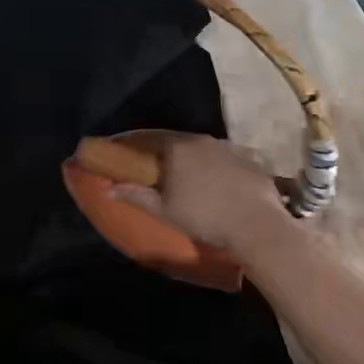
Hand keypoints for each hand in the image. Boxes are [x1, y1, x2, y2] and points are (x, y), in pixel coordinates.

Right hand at [109, 134, 289, 252]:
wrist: (255, 223)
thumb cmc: (203, 216)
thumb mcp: (164, 210)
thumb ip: (135, 195)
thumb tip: (108, 189)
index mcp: (176, 148)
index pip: (153, 144)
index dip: (146, 156)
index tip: (143, 169)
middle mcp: (200, 140)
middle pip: (179, 145)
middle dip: (172, 159)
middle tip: (171, 181)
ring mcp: (227, 146)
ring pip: (205, 150)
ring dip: (198, 163)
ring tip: (199, 186)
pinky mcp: (249, 157)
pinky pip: (228, 159)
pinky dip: (222, 169)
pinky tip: (225, 187)